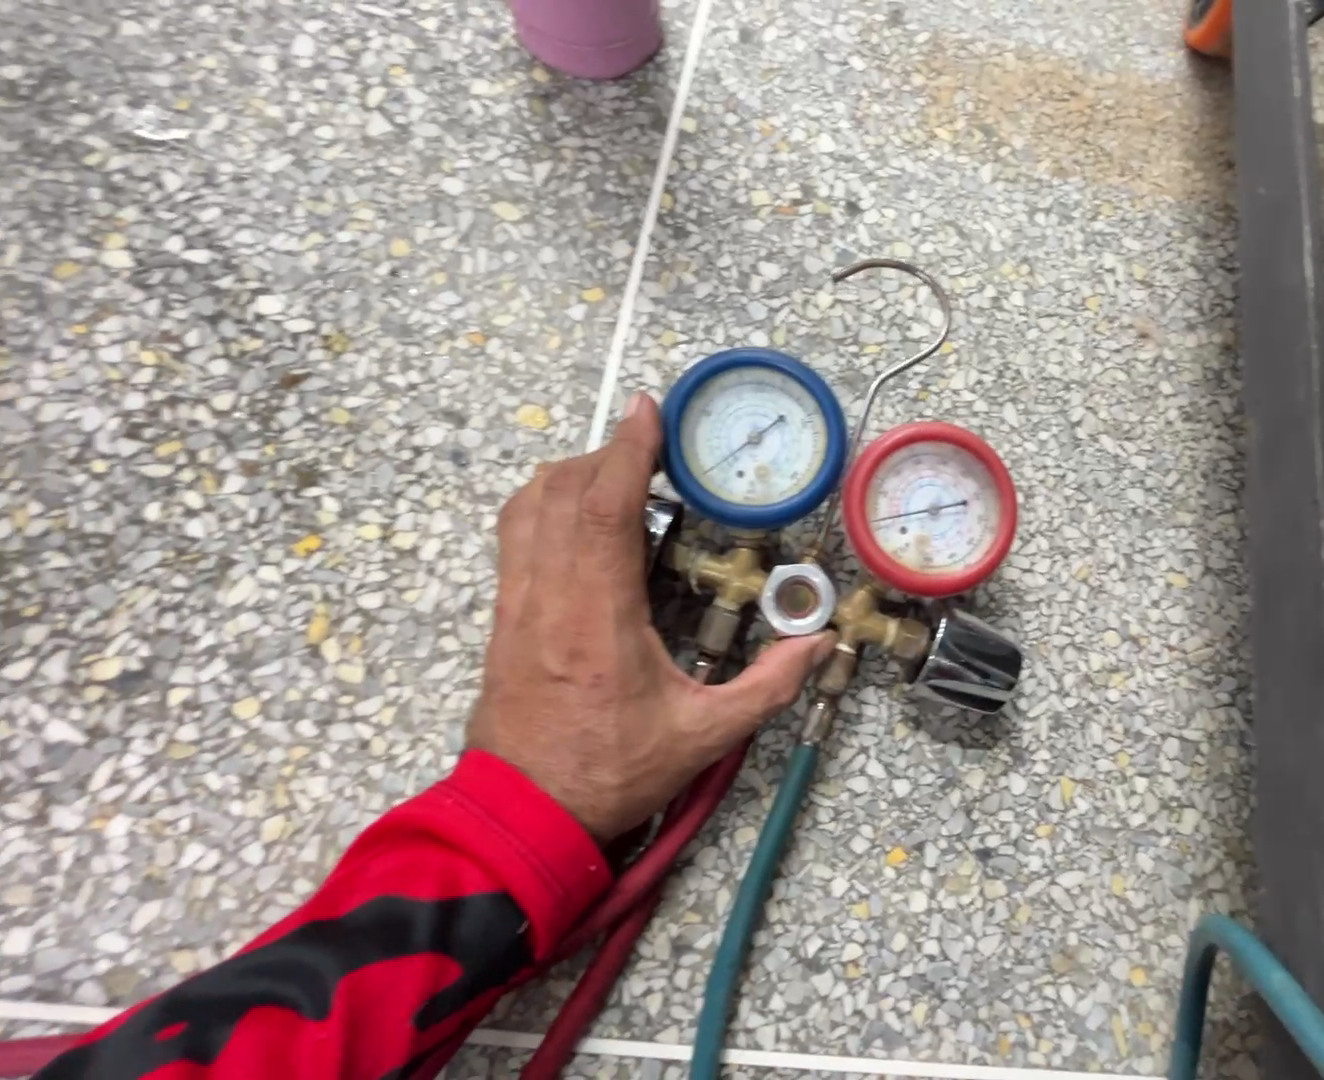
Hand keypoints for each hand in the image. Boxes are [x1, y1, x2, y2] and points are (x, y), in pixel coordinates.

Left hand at [467, 393, 833, 842]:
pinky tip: (580, 516)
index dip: (626, 452)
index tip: (648, 411)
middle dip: (605, 455)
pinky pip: (516, 538)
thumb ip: (768, 687)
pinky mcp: (504, 619)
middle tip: (650, 449)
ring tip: (617, 474)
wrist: (520, 816)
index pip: (602, 510)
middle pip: (560, 493)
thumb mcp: (705, 735)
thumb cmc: (612, 772)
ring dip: (571, 475)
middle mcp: (548, 599)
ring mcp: (517, 607)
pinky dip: (546, 505)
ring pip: (527, 509)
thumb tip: (819, 644)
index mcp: (596, 618)